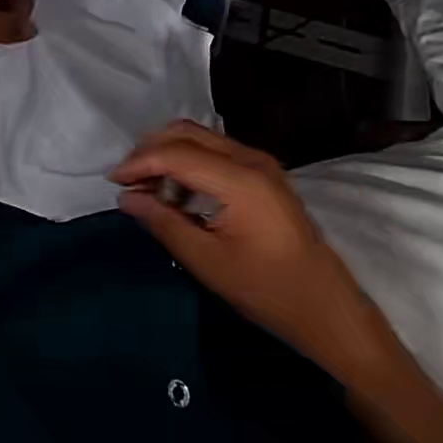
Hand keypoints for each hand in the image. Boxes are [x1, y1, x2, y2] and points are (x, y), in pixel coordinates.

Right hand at [116, 122, 442, 442]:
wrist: (329, 310)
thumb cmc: (268, 290)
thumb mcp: (208, 262)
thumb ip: (163, 223)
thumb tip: (125, 198)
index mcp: (240, 179)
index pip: (176, 153)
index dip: (140, 163)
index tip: (113, 181)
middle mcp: (251, 158)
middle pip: (187, 133)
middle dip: (151, 151)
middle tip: (127, 180)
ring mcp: (261, 163)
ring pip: (201, 137)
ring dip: (169, 154)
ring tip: (147, 188)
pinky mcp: (264, 174)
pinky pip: (216, 151)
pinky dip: (190, 161)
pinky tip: (178, 192)